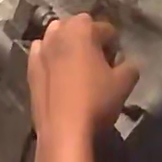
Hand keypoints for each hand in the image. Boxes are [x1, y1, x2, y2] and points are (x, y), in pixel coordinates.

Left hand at [27, 14, 138, 143]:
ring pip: (59, 37)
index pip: (107, 30)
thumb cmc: (95, 101)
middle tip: (98, 65)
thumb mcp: (124, 83)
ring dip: (68, 45)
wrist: (63, 134)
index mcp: (83, 27)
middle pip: (81, 28)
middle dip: (91, 41)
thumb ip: (130, 66)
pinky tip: (57, 74)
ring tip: (77, 68)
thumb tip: (126, 64)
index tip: (115, 66)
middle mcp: (60, 30)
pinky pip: (42, 53)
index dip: (114, 47)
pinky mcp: (30, 68)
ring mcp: (42, 49)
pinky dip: (50, 57)